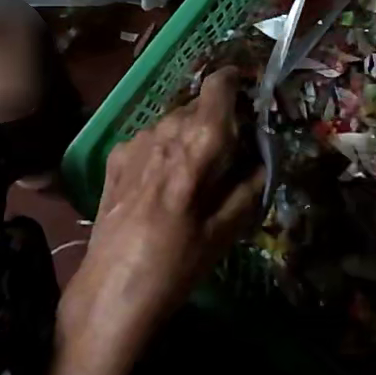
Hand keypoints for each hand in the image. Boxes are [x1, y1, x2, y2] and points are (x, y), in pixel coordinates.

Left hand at [56, 68, 260, 374]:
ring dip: (189, 133)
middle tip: (231, 151)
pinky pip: (150, 138)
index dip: (235, 81)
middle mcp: (163, 132)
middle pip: (197, 104)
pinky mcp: (114, 158)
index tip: (249, 93)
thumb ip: (247, 188)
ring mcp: (134, 143)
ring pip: (172, 120)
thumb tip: (266, 158)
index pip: (217, 87)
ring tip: (196, 173)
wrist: (109, 293)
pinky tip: (165, 182)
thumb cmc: (175, 266)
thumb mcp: (223, 233)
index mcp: (196, 146)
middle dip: (218, 118)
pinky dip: (165, 147)